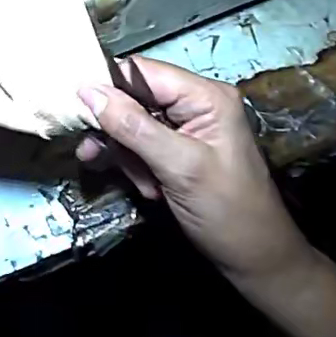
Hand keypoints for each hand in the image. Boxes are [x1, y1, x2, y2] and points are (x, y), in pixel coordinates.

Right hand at [77, 57, 312, 287]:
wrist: (258, 263)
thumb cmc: (227, 212)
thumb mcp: (179, 166)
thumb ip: (133, 126)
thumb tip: (87, 90)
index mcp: (204, 95)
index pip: (142, 72)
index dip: (108, 86)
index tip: (78, 109)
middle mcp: (194, 102)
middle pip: (134, 97)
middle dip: (116, 129)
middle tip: (93, 153)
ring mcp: (187, 127)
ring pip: (133, 123)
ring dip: (127, 154)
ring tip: (140, 183)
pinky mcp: (178, 150)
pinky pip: (142, 144)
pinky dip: (136, 165)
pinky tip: (146, 188)